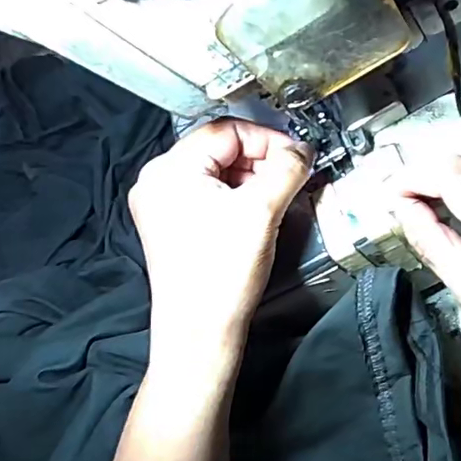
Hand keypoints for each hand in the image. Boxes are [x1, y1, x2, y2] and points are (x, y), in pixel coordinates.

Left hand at [129, 118, 311, 345]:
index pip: (228, 130)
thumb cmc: (219, 276)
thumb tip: (302, 149)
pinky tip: (259, 216)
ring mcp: (164, 205)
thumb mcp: (263, 210)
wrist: (201, 331)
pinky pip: (213, 195)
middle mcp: (159, 182)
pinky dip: (241, 198)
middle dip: (263, 161)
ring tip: (277, 202)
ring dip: (254, 180)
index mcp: (170, 169)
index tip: (297, 156)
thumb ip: (287, 169)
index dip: (269, 139)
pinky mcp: (175, 225)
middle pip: (223, 149)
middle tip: (292, 180)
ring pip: (220, 172)